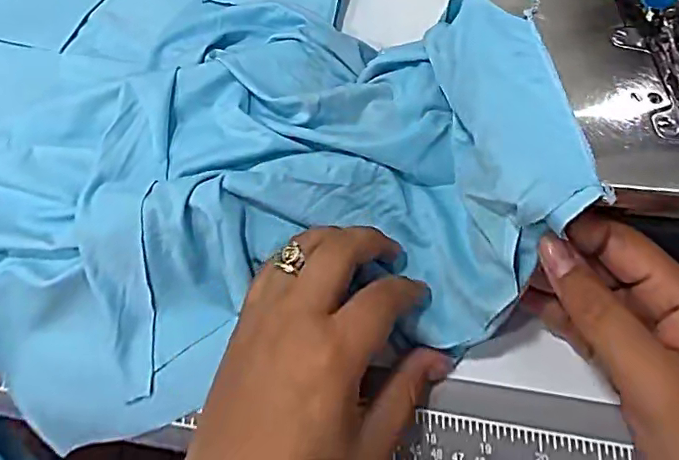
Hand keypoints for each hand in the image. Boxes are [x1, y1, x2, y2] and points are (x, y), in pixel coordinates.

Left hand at [188, 226, 451, 459]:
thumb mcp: (365, 447)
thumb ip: (403, 393)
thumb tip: (434, 358)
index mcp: (333, 351)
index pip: (381, 297)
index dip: (407, 289)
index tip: (418, 293)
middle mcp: (297, 317)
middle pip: (338, 249)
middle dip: (371, 241)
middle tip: (390, 253)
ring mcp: (266, 311)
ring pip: (300, 246)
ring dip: (332, 238)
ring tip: (352, 249)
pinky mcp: (243, 317)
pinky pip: (271, 265)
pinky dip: (295, 254)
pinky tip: (309, 266)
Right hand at [523, 212, 678, 459]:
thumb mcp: (653, 376)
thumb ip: (599, 309)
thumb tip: (555, 252)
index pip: (618, 240)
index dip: (574, 226)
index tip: (530, 218)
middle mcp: (668, 311)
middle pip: (604, 262)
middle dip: (558, 251)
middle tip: (512, 240)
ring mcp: (652, 341)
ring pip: (594, 293)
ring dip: (555, 280)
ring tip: (514, 266)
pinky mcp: (638, 369)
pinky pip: (593, 325)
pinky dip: (563, 313)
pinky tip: (537, 302)